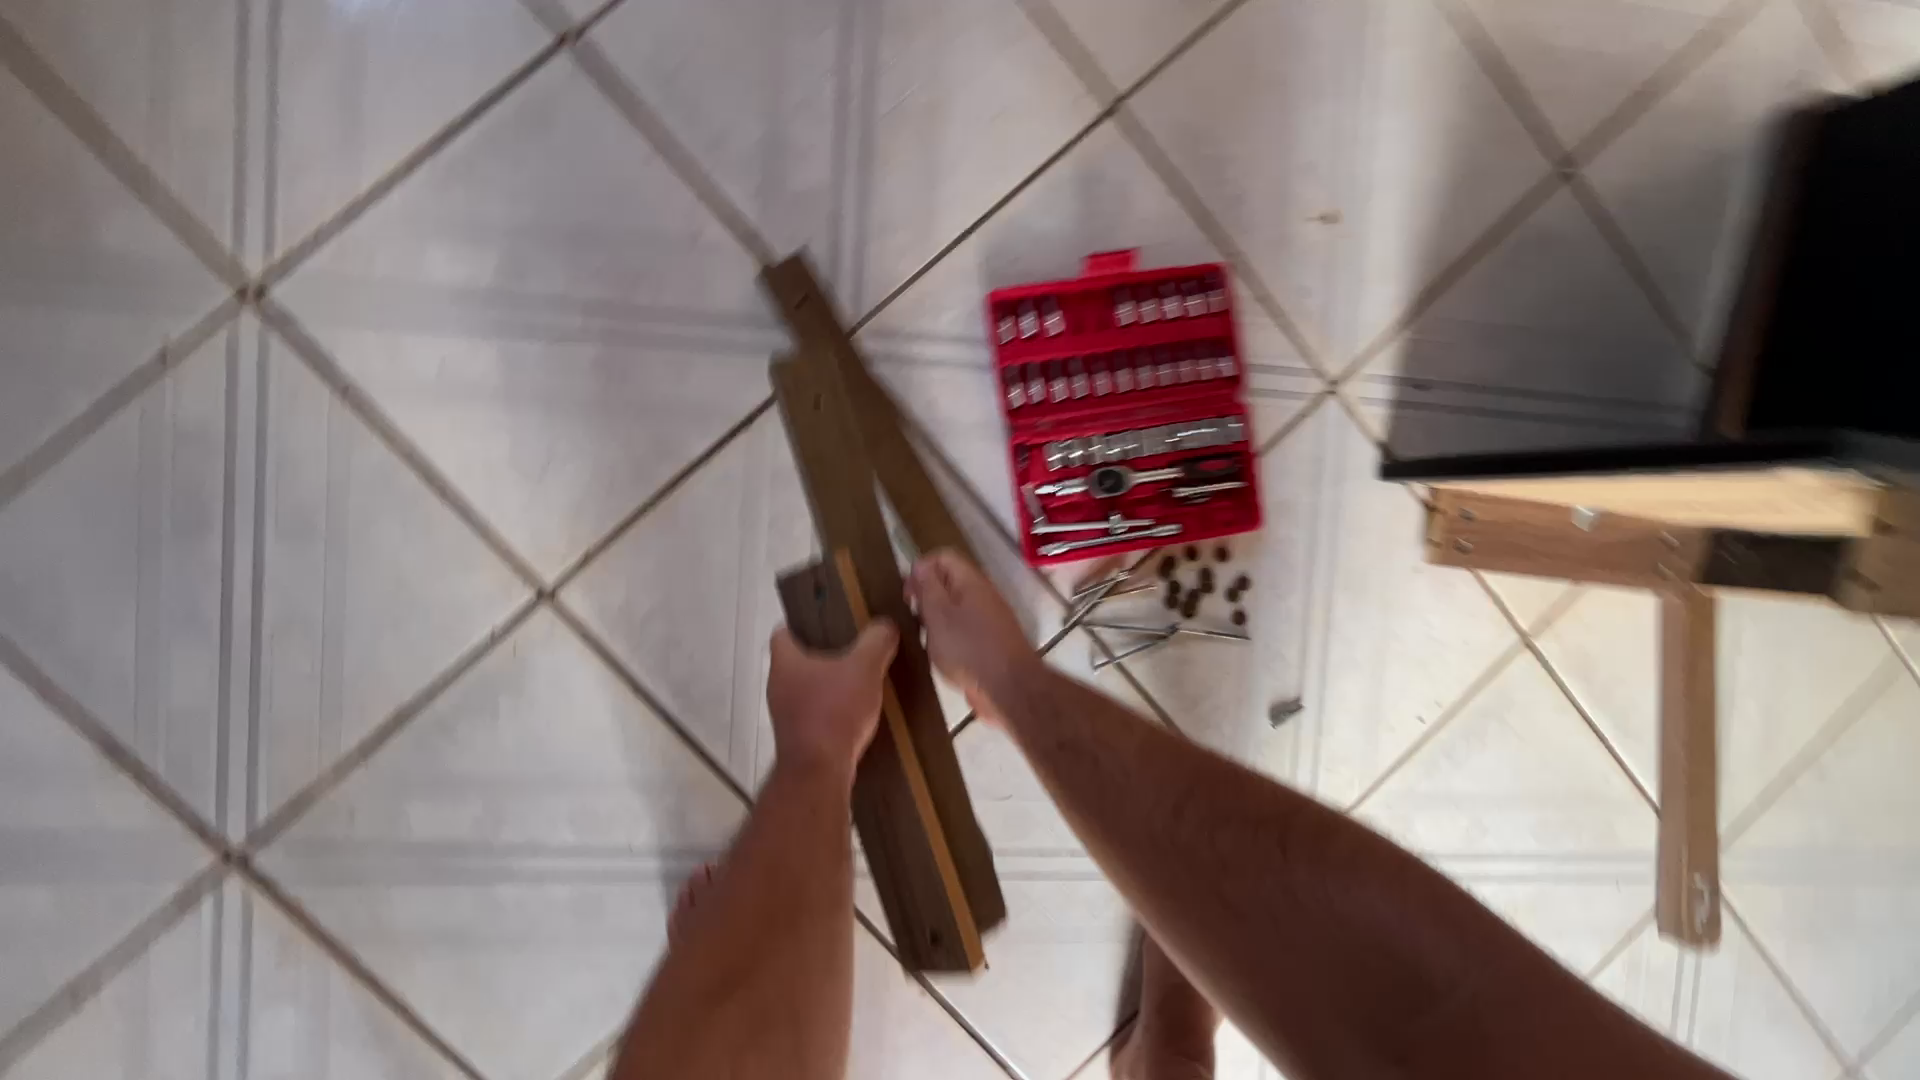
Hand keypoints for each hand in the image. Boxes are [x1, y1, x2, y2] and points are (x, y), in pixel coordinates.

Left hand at [766, 620, 897, 783]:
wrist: (819, 773)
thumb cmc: (835, 712)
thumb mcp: (864, 667)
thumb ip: (877, 641)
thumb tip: (886, 625)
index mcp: (785, 661)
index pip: (783, 631)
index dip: (803, 623)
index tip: (828, 621)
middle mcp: (778, 686)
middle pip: (797, 660)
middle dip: (824, 653)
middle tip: (854, 647)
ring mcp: (785, 715)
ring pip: (807, 688)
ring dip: (830, 684)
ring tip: (861, 679)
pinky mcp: (797, 738)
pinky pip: (814, 714)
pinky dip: (832, 710)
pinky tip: (857, 712)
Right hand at [906, 550, 1039, 726]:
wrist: (1009, 689)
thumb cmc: (968, 649)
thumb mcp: (938, 615)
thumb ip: (928, 587)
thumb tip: (920, 565)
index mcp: (971, 582)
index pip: (943, 557)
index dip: (921, 569)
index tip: (907, 595)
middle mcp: (984, 596)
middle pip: (950, 583)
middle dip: (927, 597)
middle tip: (914, 620)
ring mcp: (990, 620)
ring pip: (956, 609)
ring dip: (936, 621)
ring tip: (924, 640)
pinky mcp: (991, 644)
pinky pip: (965, 631)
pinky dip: (949, 639)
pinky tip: (940, 656)